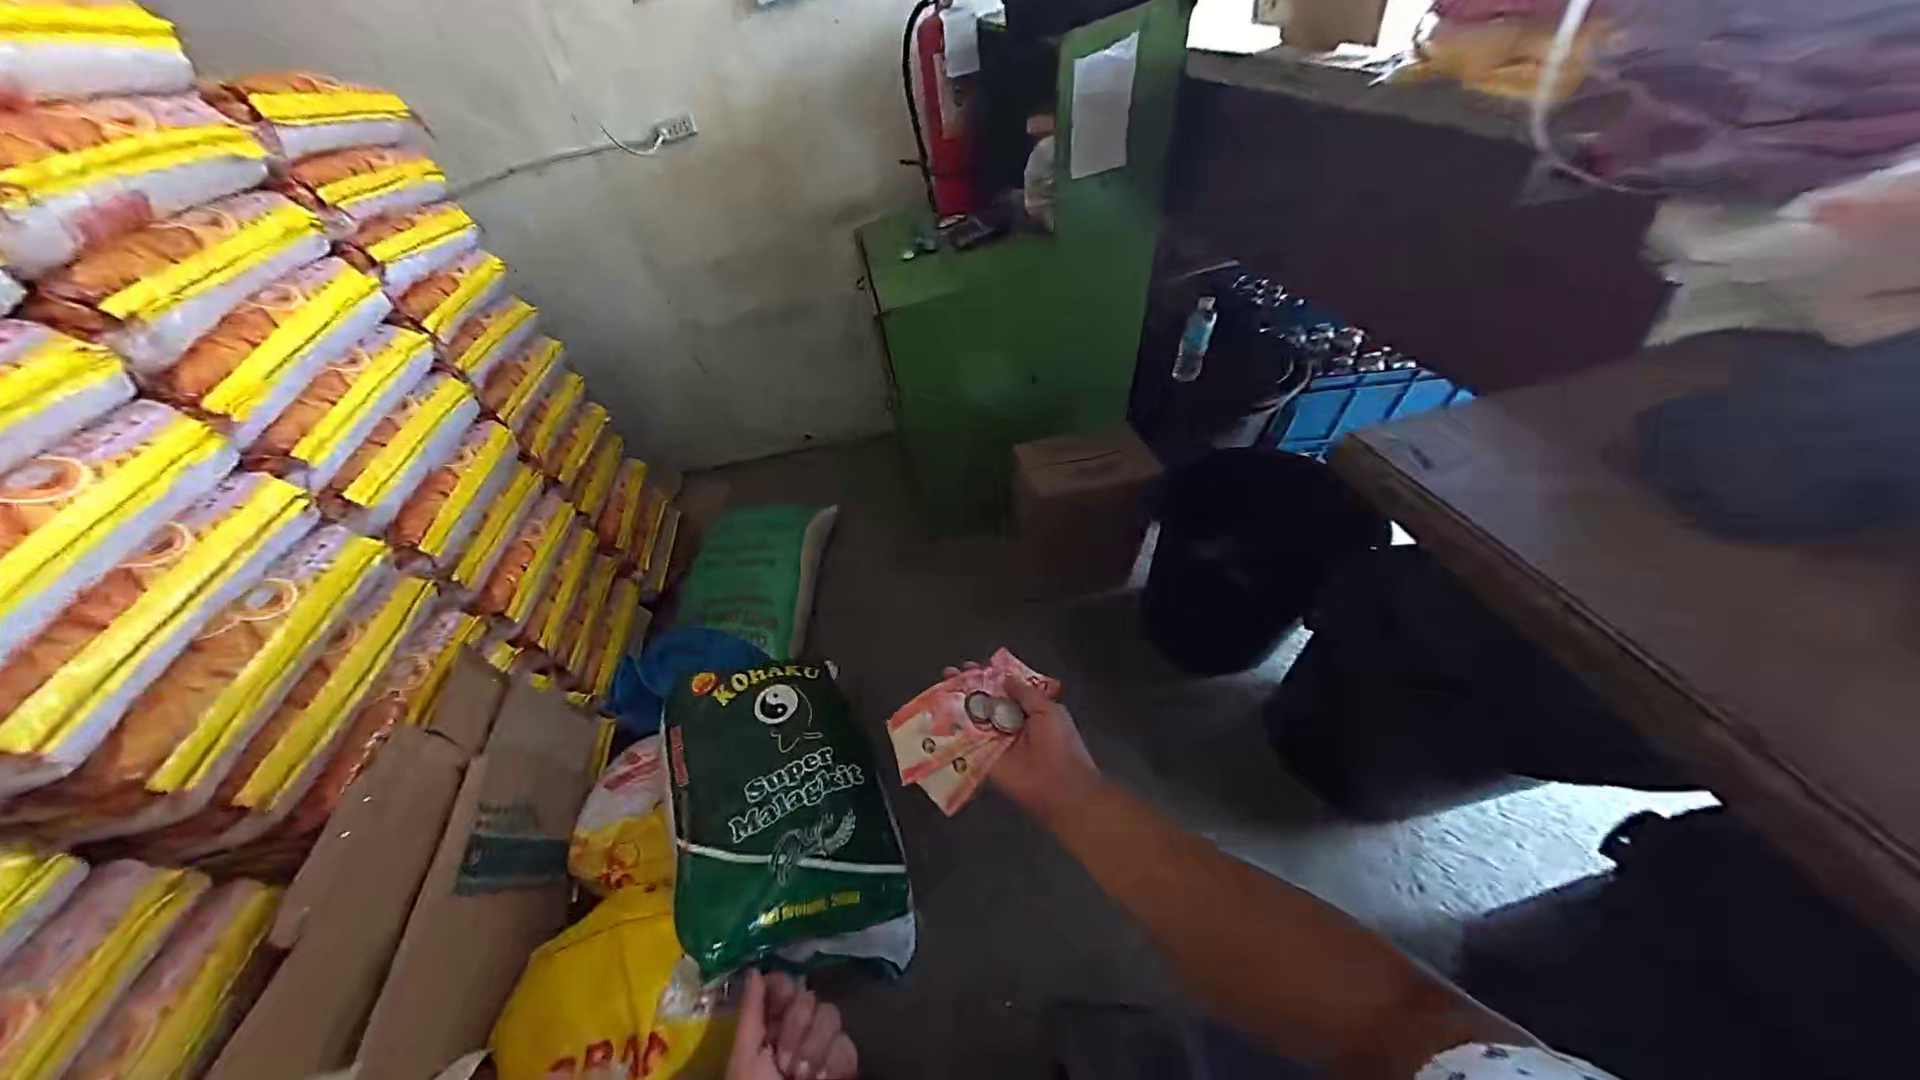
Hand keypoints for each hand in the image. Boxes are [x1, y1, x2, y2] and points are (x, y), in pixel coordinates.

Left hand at [726, 969, 857, 1079]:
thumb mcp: (744, 1059)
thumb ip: (751, 1014)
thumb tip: (754, 969)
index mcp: (769, 1026)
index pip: (786, 983)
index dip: (785, 989)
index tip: (780, 1004)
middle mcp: (797, 1030)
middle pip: (811, 996)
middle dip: (797, 1027)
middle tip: (784, 1062)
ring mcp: (821, 1047)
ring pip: (832, 1016)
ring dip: (815, 1048)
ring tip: (803, 1078)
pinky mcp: (843, 1065)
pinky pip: (848, 1045)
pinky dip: (835, 1065)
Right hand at [942, 662, 1098, 818]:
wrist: (1059, 785)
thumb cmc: (1059, 743)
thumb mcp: (1048, 710)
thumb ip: (1025, 693)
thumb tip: (1005, 678)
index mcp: (1027, 709)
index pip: (1002, 688)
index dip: (986, 676)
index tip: (970, 665)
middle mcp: (1008, 723)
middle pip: (983, 701)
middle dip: (966, 687)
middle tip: (949, 673)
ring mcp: (994, 741)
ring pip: (972, 719)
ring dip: (955, 705)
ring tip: (938, 689)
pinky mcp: (983, 759)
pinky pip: (966, 743)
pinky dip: (952, 730)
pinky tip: (936, 715)